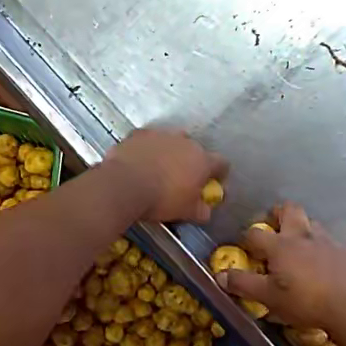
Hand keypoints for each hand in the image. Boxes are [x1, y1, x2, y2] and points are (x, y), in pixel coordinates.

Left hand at [103, 128, 226, 223]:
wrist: (124, 184)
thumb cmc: (161, 200)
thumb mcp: (186, 212)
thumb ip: (201, 210)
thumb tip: (206, 211)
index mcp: (202, 160)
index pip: (221, 164)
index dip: (219, 174)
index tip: (212, 184)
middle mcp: (185, 141)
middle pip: (194, 150)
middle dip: (190, 162)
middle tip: (181, 179)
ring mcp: (161, 134)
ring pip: (171, 141)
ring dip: (169, 152)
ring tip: (158, 169)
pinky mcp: (139, 133)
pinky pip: (148, 140)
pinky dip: (147, 149)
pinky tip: (139, 161)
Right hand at [217, 203, 345, 329]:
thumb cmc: (305, 301)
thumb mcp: (268, 297)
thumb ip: (243, 284)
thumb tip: (220, 276)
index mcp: (279, 245)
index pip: (255, 233)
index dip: (246, 238)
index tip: (244, 247)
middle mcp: (302, 236)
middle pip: (289, 209)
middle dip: (278, 214)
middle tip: (272, 228)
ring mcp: (326, 242)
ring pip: (310, 222)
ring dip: (300, 228)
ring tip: (296, 246)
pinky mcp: (344, 253)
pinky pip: (327, 241)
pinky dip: (319, 246)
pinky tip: (319, 263)